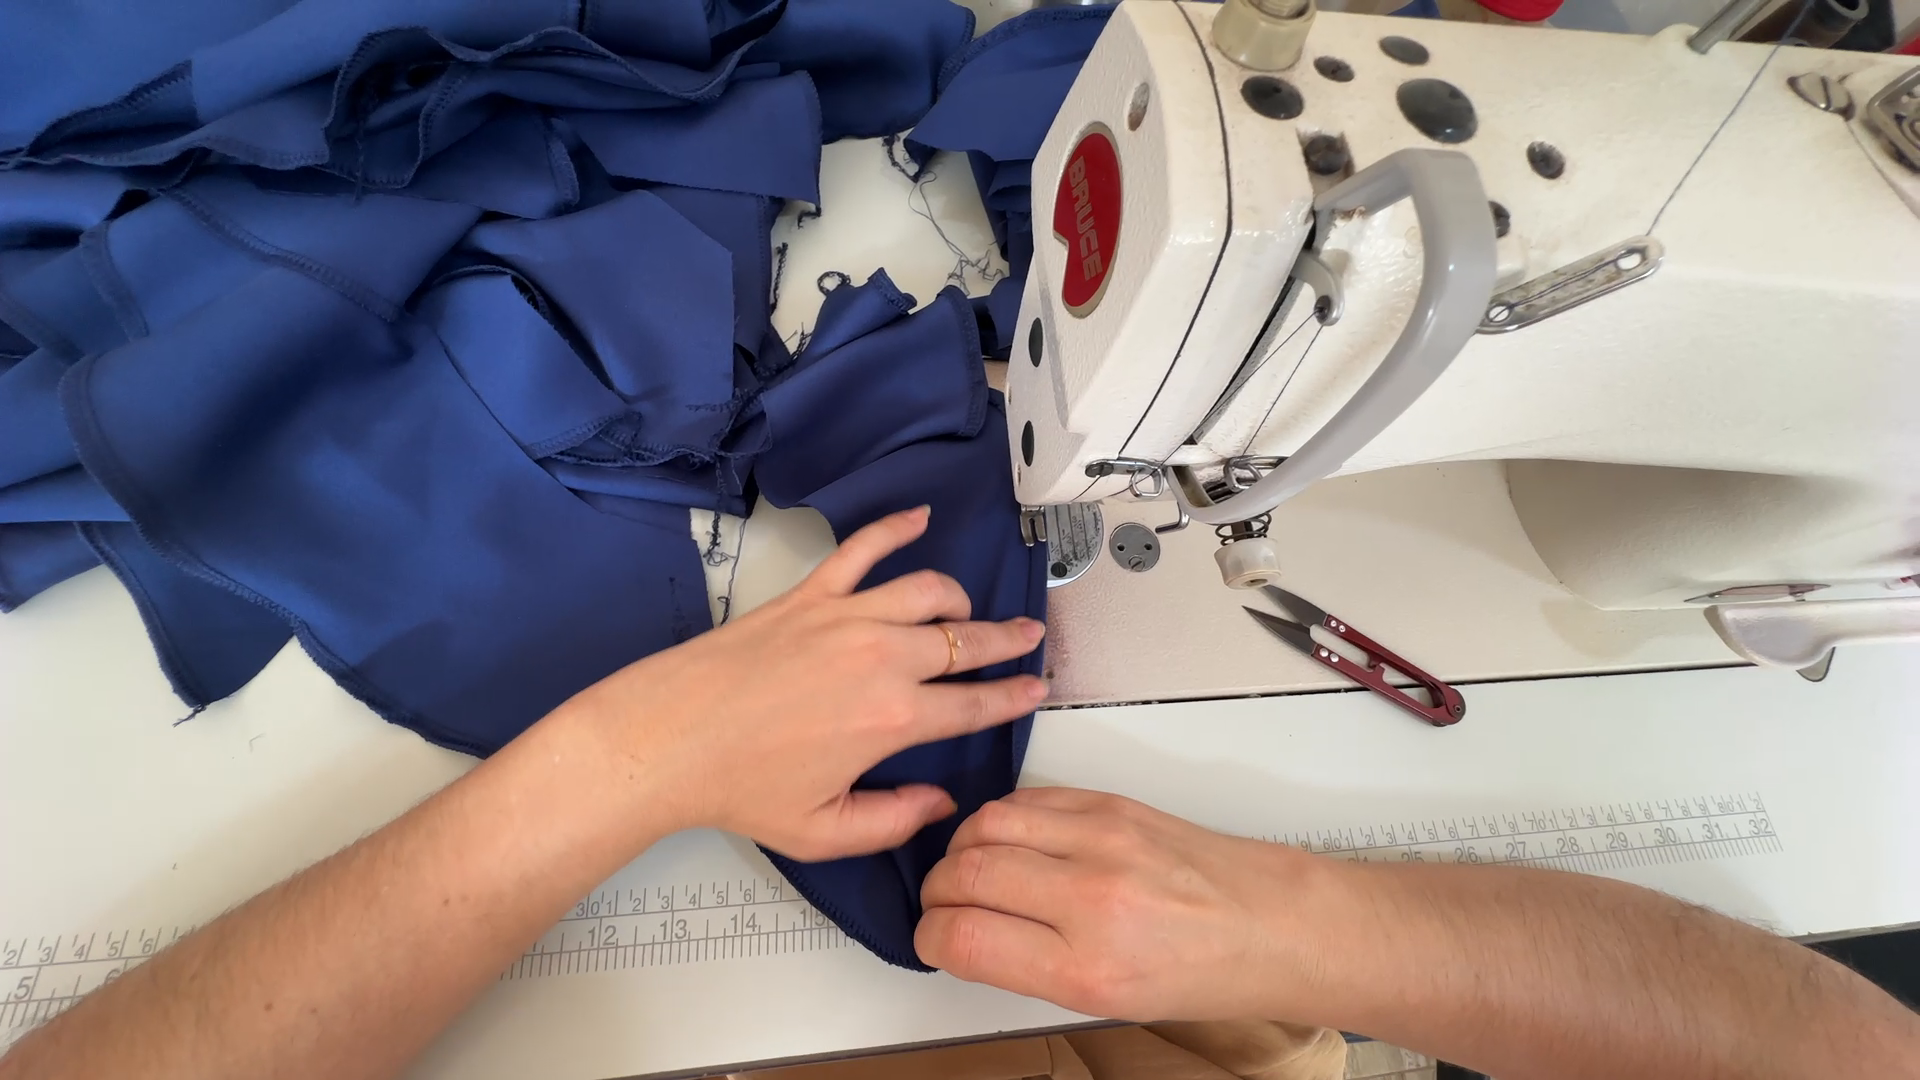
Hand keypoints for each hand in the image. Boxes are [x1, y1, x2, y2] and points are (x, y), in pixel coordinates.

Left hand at [558, 506, 1046, 860]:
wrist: (667, 739)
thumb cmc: (742, 790)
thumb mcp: (825, 831)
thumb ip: (896, 820)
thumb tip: (944, 802)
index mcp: (894, 719)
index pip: (974, 704)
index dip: (1012, 695)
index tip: (1037, 686)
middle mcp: (883, 658)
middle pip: (965, 640)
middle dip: (1007, 639)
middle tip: (1030, 635)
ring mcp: (847, 616)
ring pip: (928, 590)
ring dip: (956, 599)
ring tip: (962, 611)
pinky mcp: (812, 593)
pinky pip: (863, 549)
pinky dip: (894, 527)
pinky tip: (919, 516)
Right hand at [915, 788, 1327, 1021]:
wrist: (1267, 921)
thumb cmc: (1197, 973)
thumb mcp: (1107, 998)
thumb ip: (1028, 962)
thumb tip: (967, 930)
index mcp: (1088, 966)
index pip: (966, 937)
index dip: (930, 935)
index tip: (931, 937)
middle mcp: (1089, 895)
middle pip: (967, 872)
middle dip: (937, 889)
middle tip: (942, 902)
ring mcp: (1100, 835)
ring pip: (986, 822)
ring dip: (960, 846)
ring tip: (967, 866)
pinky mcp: (1107, 799)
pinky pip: (1026, 798)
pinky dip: (999, 818)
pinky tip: (1005, 839)